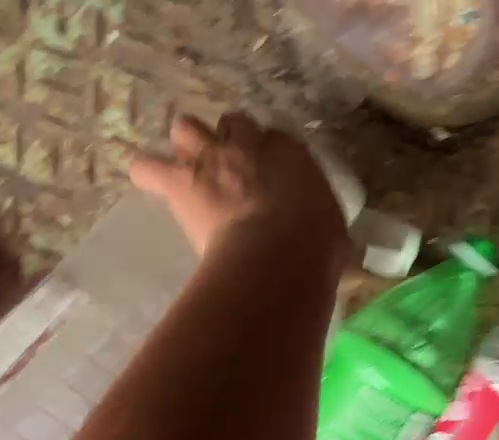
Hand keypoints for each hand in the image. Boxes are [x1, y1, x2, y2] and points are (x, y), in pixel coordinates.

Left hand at [129, 112, 344, 257]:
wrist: (279, 256)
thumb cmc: (319, 248)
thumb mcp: (341, 239)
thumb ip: (336, 236)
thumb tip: (351, 254)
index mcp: (293, 154)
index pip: (280, 139)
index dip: (275, 156)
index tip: (278, 178)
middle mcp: (247, 145)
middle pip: (232, 123)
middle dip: (231, 142)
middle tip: (235, 170)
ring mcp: (209, 157)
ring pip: (187, 128)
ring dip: (189, 146)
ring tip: (194, 171)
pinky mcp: (178, 180)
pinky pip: (147, 166)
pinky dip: (150, 175)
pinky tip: (158, 187)